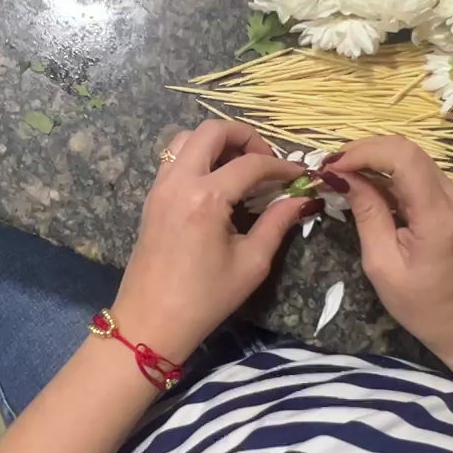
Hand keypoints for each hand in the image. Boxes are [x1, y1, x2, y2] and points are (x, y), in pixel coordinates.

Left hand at [112, 120, 313, 361]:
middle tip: (266, 161)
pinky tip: (217, 180)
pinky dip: (198, 155)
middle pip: (212, 130)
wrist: (150, 322)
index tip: (299, 174)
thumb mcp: (251, 263)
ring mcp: (160, 186)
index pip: (251, 164)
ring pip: (187, 137)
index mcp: (206, 198)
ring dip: (217, 142)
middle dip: (245, 136)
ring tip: (240, 166)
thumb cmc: (205, 299)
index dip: (281, 166)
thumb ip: (277, 223)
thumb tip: (301, 198)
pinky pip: (174, 157)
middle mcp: (179, 181)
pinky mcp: (152, 196)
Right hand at [324, 135, 452, 359]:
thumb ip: (366, 213)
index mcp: (438, 216)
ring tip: (341, 174)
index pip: (404, 158)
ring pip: (412, 158)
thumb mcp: (382, 264)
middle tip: (330, 168)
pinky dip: (387, 172)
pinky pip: (417, 173)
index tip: (332, 167)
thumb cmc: (423, 306)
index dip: (364, 153)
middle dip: (364, 152)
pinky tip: (364, 184)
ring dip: (374, 160)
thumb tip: (342, 177)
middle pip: (408, 150)